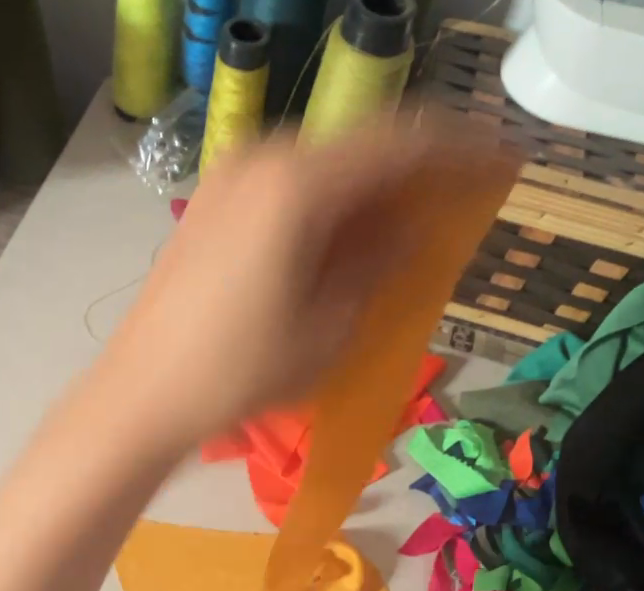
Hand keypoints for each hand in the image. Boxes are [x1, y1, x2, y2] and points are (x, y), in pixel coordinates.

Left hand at [93, 123, 515, 451]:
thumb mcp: (328, 330)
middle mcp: (261, 160)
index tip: (503, 165)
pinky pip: (288, 187)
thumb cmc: (238, 373)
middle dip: (414, 173)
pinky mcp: (210, 206)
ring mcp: (228, 179)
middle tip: (454, 206)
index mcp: (299, 183)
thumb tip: (411, 230)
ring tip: (403, 234)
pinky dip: (326, 205)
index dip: (462, 151)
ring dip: (369, 192)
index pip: (403, 141)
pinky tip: (341, 244)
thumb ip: (379, 265)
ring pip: (324, 166)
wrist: (141, 396)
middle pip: (361, 145)